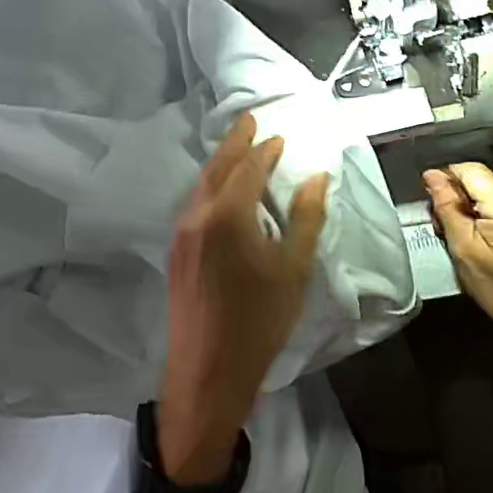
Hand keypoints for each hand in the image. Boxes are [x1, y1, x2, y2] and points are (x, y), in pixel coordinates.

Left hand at [160, 113, 326, 481]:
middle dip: (234, 141)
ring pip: (201, 184)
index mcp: (227, 216)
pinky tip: (222, 190)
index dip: (265, 151)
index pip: (248, 169)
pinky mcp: (175, 251)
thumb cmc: (258, 321)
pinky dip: (210, 186)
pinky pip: (193, 203)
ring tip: (238, 149)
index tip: (279, 137)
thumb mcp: (293, 270)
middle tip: (248, 120)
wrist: (207, 372)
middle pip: (217, 167)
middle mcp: (197, 216)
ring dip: (220, 163)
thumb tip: (317, 178)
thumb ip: (306, 219)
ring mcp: (180, 234)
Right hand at [423, 164, 492, 353]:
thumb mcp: (464, 249)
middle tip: (444, 222)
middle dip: (458, 194)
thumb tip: (433, 176)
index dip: (446, 178)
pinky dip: (486, 211)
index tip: (431, 196)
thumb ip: (447, 207)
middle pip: (481, 179)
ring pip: (489, 188)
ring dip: (471, 203)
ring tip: (462, 232)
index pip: (471, 170)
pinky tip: (480, 234)